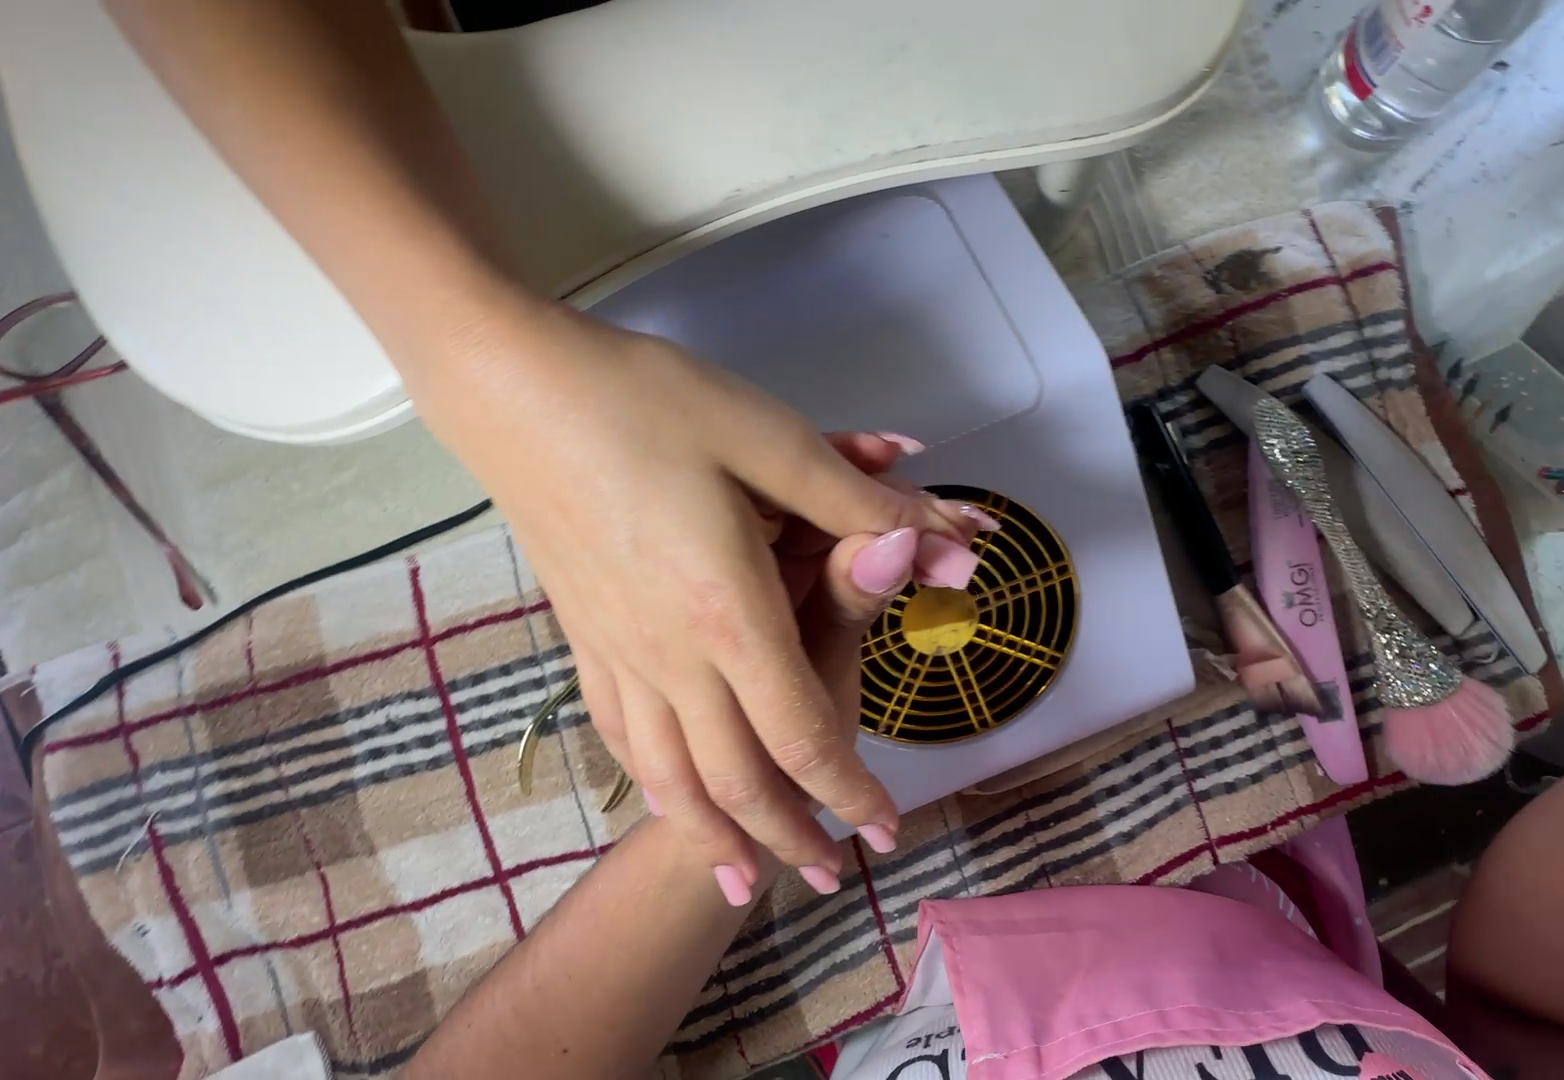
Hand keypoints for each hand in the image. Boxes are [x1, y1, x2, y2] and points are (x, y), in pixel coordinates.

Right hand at [404, 300, 985, 894]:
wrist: (509, 385)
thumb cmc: (651, 406)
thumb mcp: (771, 442)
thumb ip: (857, 508)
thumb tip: (940, 546)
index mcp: (727, 613)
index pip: (799, 732)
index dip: (847, 790)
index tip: (882, 832)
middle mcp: (670, 653)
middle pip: (735, 776)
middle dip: (787, 833)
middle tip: (822, 877)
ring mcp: (615, 650)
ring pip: (670, 773)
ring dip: (714, 832)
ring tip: (741, 878)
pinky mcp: (580, 631)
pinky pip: (620, 733)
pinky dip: (651, 781)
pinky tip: (658, 793)